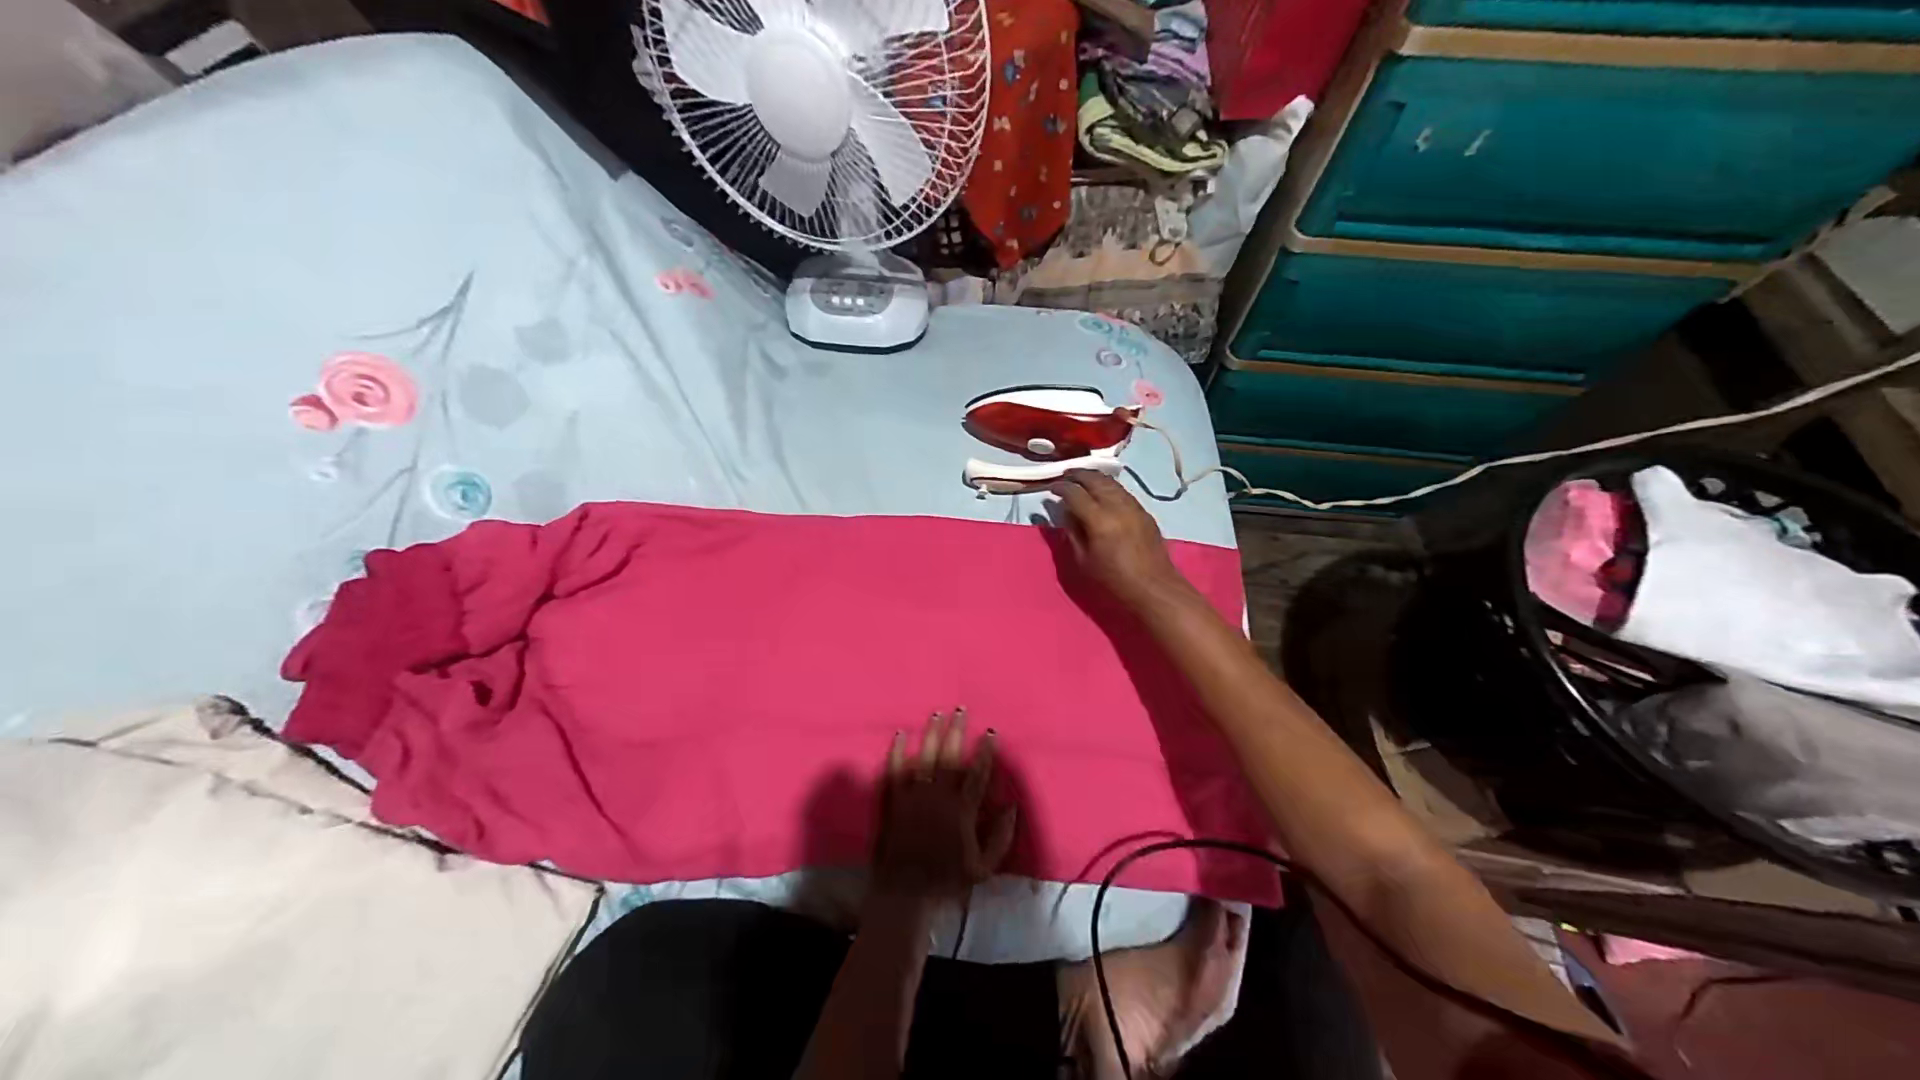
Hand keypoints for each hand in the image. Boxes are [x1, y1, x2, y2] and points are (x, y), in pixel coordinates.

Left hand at [872, 709, 1016, 903]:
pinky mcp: (892, 801)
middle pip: (949, 756)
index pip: (976, 772)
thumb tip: (1012, 806)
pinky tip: (899, 734)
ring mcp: (913, 797)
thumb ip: (1001, 836)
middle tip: (960, 709)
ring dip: (930, 733)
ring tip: (936, 714)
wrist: (906, 892)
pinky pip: (893, 770)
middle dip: (956, 730)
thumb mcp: (984, 867)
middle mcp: (938, 797)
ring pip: (923, 757)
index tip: (989, 731)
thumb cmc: (947, 880)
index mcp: (962, 810)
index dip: (984, 751)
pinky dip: (896, 751)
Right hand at [1050, 469, 1189, 610]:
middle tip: (1064, 476)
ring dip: (1093, 477)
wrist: (1153, 587)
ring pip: (1111, 482)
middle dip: (1077, 475)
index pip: (1075, 493)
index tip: (1051, 488)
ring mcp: (1133, 506)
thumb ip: (1072, 531)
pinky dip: (1108, 486)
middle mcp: (1117, 506)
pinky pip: (1122, 491)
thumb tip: (1063, 511)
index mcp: (1099, 520)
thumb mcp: (1083, 560)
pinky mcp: (1144, 511)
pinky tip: (1103, 491)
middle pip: (1094, 480)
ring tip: (1081, 479)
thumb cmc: (1113, 579)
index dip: (1060, 488)